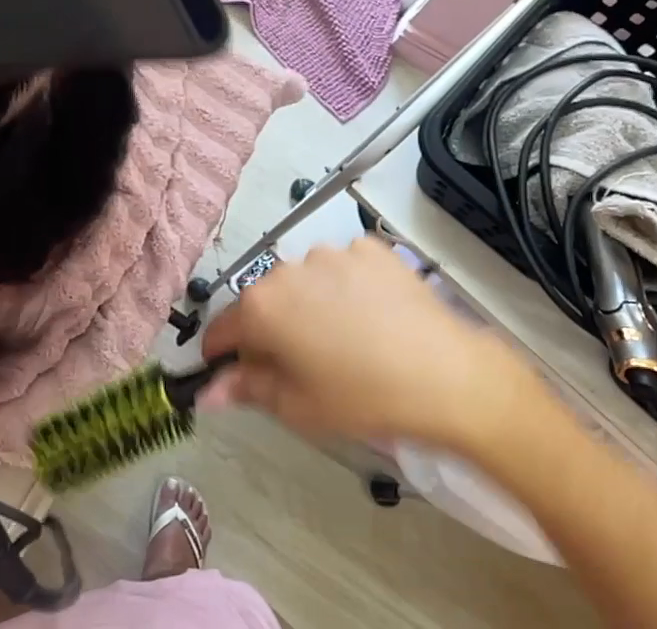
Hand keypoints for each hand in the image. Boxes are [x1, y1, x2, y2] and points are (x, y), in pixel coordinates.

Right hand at [199, 238, 539, 452]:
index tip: (230, 370)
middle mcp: (287, 269)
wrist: (450, 377)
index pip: (223, 328)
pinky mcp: (371, 250)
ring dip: (309, 304)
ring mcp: (332, 253)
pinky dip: (347, 288)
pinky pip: (344, 268)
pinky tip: (370, 317)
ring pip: (304, 282)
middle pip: (265, 301)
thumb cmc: (363, 398)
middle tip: (299, 364)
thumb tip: (206, 392)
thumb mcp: (298, 406)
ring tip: (343, 339)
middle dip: (271, 329)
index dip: (221, 353)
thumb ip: (246, 389)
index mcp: (261, 307)